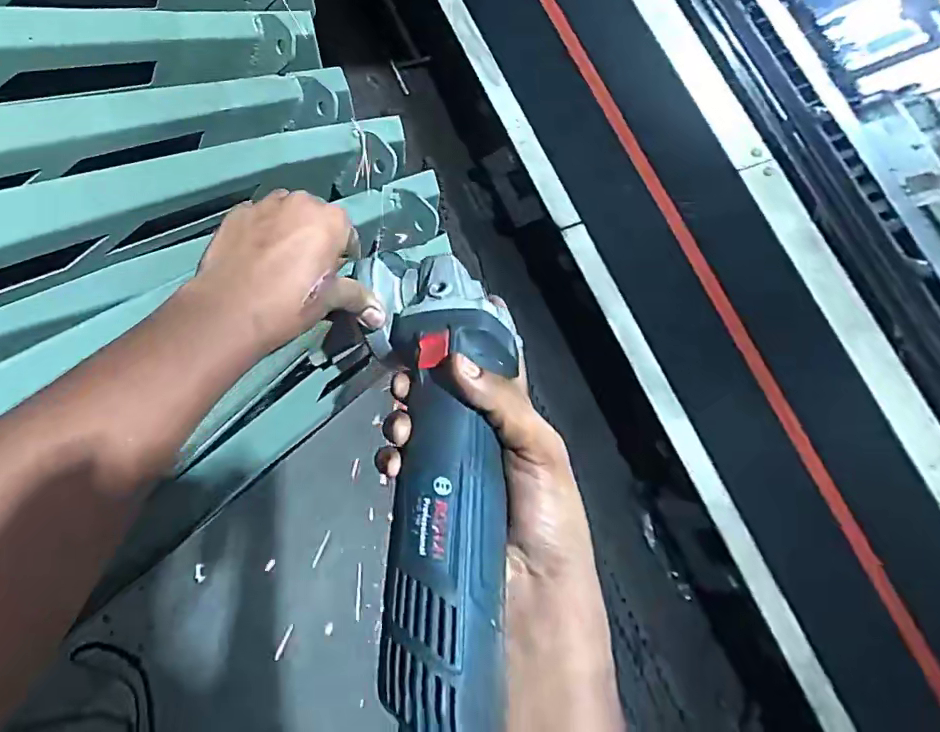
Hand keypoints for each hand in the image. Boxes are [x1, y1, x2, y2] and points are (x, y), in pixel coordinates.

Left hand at [178, 189, 383, 354]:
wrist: (227, 310)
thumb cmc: (287, 304)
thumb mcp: (326, 302)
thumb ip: (356, 297)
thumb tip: (380, 314)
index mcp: (331, 220)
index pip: (347, 234)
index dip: (340, 256)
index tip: (329, 275)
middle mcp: (300, 202)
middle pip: (315, 218)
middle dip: (312, 238)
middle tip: (302, 270)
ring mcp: (265, 204)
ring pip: (284, 213)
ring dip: (285, 230)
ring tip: (274, 262)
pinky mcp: (236, 212)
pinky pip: (256, 217)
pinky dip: (257, 231)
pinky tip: (251, 257)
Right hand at [375, 300, 622, 731]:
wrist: (532, 606)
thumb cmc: (549, 520)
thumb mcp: (542, 452)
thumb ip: (504, 403)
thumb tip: (455, 360)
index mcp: (509, 420)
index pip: (479, 370)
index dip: (454, 348)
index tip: (427, 334)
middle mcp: (477, 436)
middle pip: (438, 394)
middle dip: (414, 382)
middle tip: (400, 383)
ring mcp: (449, 467)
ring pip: (416, 425)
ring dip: (400, 418)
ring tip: (399, 429)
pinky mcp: (426, 496)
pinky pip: (402, 464)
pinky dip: (391, 456)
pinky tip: (392, 462)